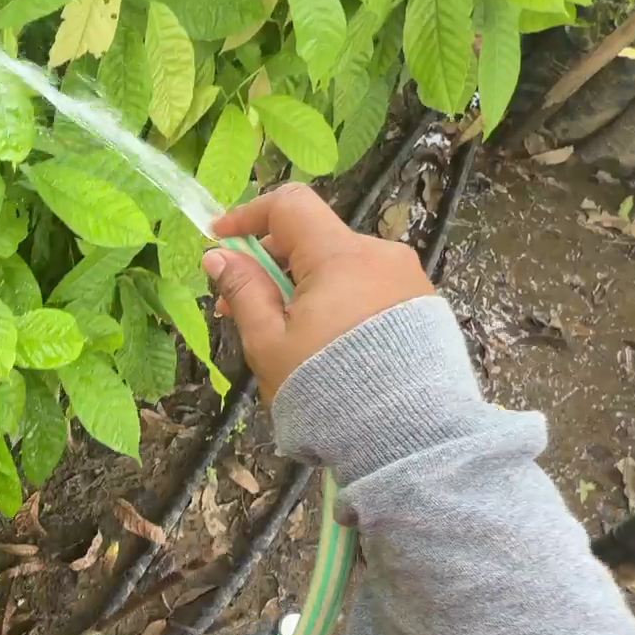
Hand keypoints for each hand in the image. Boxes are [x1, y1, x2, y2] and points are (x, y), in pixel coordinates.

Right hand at [205, 183, 434, 402]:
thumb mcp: (267, 339)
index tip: (217, 236)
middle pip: (311, 238)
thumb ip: (242, 291)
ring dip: (297, 284)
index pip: (290, 206)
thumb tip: (218, 256)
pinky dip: (329, 297)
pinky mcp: (417, 302)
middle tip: (235, 305)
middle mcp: (378, 253)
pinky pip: (361, 285)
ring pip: (336, 264)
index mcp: (339, 256)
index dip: (247, 215)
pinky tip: (315, 338)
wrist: (403, 428)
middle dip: (267, 262)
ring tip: (275, 331)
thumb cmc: (323, 382)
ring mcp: (403, 276)